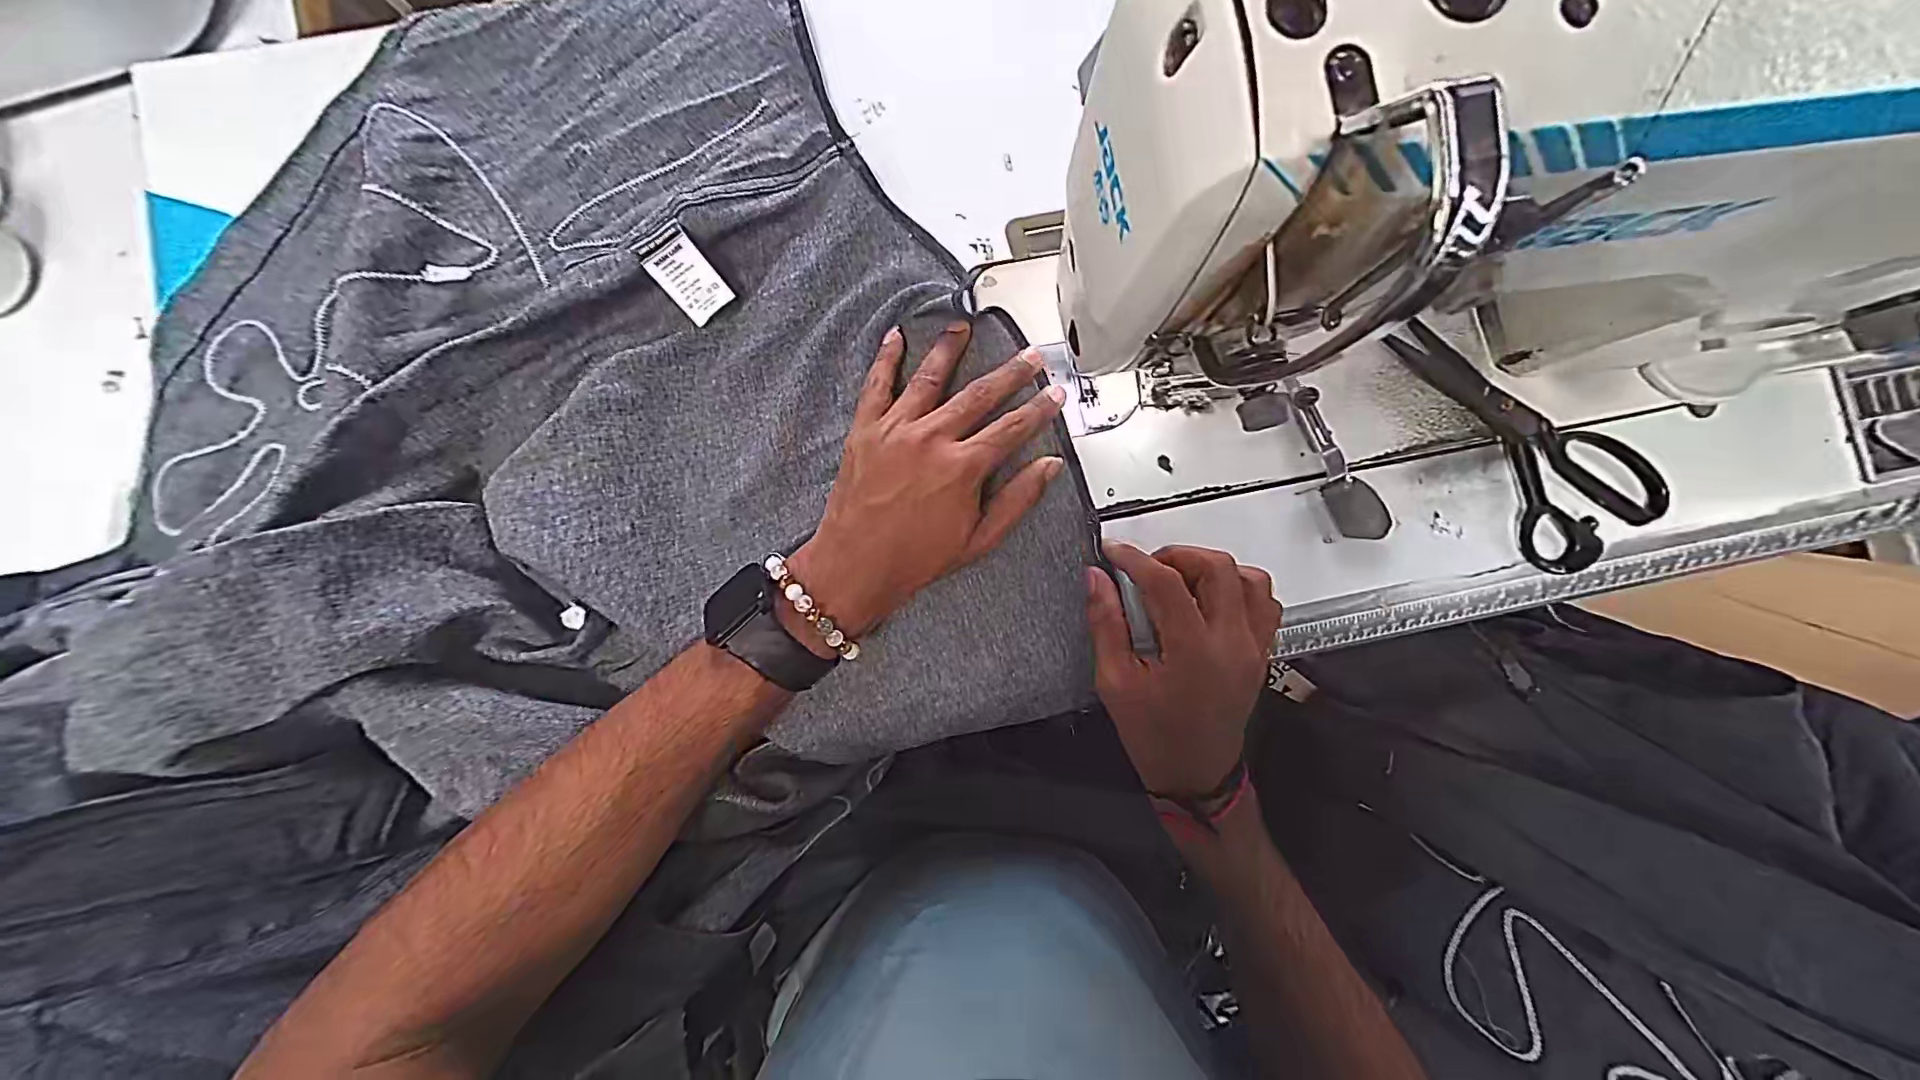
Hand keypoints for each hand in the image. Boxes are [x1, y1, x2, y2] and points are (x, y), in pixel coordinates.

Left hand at [784, 322, 1066, 647]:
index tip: (1054, 393)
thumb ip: (1018, 499)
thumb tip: (1047, 468)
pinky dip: (886, 357)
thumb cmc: (912, 558)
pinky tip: (895, 337)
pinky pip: (877, 384)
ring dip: (951, 348)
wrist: (854, 566)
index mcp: (962, 467)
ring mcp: (895, 430)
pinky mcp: (865, 430)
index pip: (1012, 427)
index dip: (1039, 408)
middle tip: (1029, 356)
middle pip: (980, 394)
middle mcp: (930, 440)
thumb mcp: (978, 539)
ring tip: (965, 328)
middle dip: (1011, 372)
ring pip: (930, 376)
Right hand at [1086, 542, 1282, 796]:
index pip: (1167, 582)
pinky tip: (1211, 598)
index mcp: (1193, 652)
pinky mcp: (1261, 652)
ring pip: (1248, 578)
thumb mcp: (1114, 681)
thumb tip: (1098, 580)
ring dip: (1211, 568)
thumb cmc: (1156, 736)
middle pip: (1216, 568)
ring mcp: (1253, 648)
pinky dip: (1239, 587)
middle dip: (1175, 556)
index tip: (1115, 553)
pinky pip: (1264, 602)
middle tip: (1146, 567)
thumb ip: (1105, 623)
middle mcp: (1232, 645)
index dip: (1135, 559)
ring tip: (1180, 580)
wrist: (1194, 773)